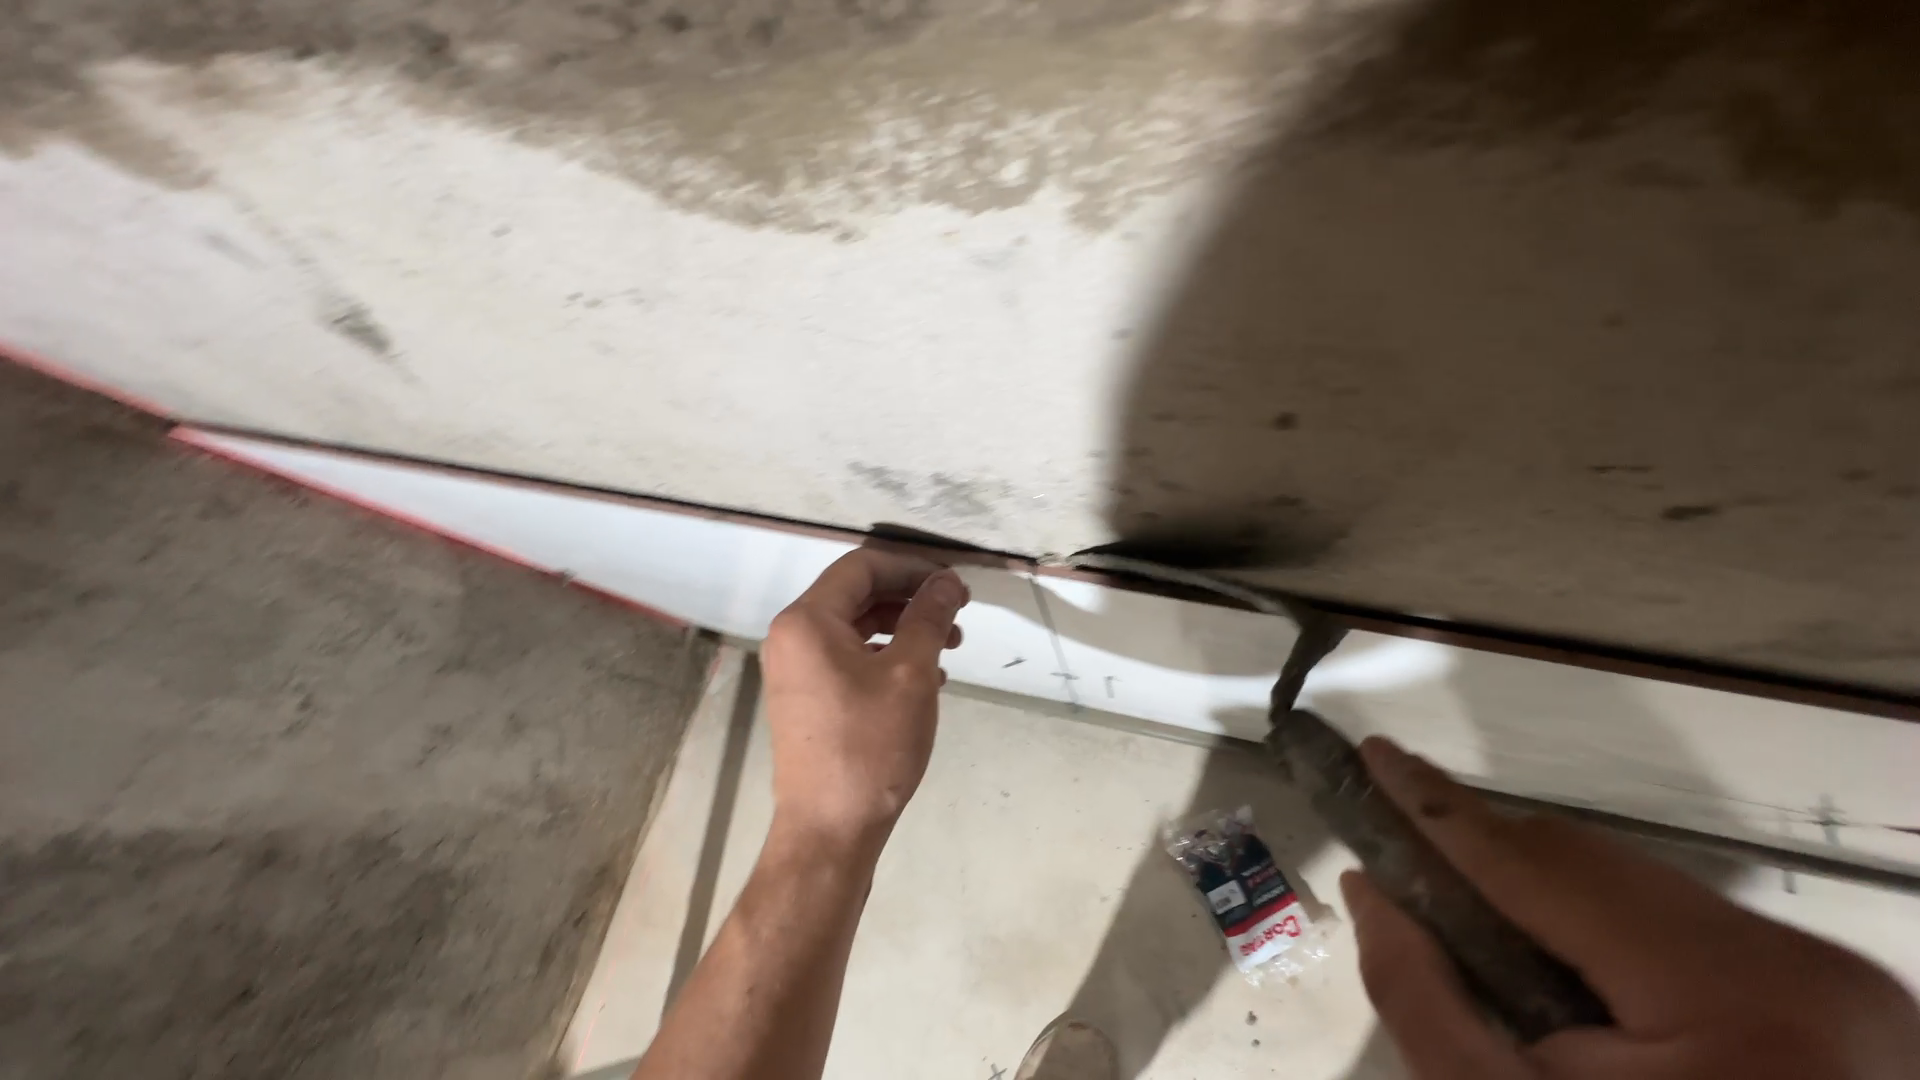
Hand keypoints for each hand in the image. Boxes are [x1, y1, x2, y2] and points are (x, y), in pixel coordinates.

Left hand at [760, 548, 969, 847]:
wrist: (829, 829)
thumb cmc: (870, 745)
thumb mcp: (911, 674)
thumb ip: (928, 617)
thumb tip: (947, 582)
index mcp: (807, 620)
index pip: (862, 567)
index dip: (912, 568)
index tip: (954, 586)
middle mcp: (792, 637)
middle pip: (857, 594)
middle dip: (910, 598)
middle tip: (957, 613)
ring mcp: (795, 670)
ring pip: (856, 628)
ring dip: (904, 629)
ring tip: (950, 646)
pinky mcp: (806, 698)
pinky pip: (848, 658)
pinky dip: (887, 657)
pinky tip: (926, 680)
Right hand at [1343, 737, 1919, 1079]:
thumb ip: (1419, 995)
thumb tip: (1368, 891)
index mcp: (1728, 994)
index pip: (1539, 865)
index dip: (1441, 807)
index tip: (1374, 753)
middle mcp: (1794, 961)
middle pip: (1584, 862)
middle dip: (1485, 852)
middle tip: (1404, 854)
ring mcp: (1816, 972)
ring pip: (1623, 880)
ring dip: (1533, 884)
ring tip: (1471, 911)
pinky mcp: (1820, 989)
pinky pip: (1668, 914)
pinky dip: (1590, 917)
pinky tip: (1550, 951)